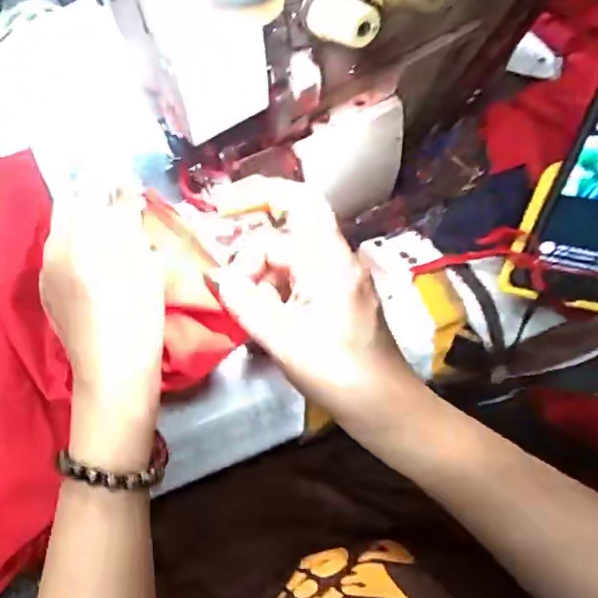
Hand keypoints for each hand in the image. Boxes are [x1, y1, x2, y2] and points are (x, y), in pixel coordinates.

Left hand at [41, 182, 165, 421]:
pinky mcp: (46, 290)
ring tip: (106, 221)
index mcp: (79, 238)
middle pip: (68, 203)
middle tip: (112, 191)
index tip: (121, 171)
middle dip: (89, 192)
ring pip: (62, 228)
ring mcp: (46, 270)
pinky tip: (94, 254)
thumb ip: (129, 222)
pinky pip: (58, 252)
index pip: (90, 188)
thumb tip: (124, 192)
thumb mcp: (143, 264)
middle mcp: (54, 248)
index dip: (107, 176)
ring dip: (81, 217)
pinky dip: (75, 244)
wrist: (112, 371)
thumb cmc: (137, 318)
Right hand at [208, 177, 419, 416]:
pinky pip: (292, 278)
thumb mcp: (280, 336)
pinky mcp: (332, 296)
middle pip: (280, 236)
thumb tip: (214, 275)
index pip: (296, 201)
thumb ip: (242, 300)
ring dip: (256, 277)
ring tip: (241, 309)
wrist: (382, 405)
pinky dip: (268, 290)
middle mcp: (334, 259)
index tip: (221, 207)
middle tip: (226, 288)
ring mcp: (335, 278)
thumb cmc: (336, 371)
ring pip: (283, 259)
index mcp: (328, 260)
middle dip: (246, 256)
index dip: (257, 192)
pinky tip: (257, 315)